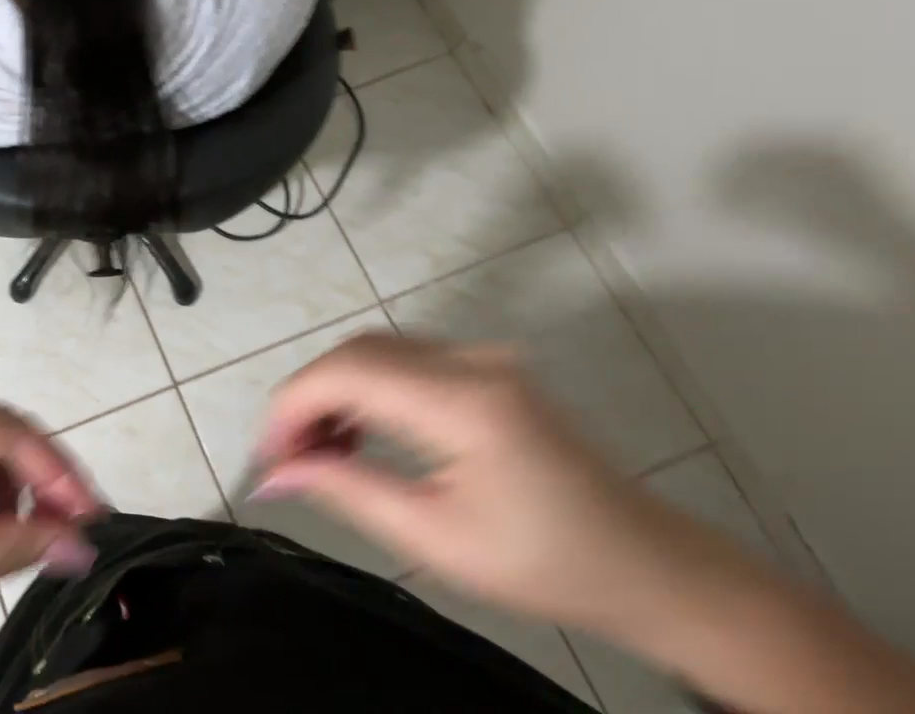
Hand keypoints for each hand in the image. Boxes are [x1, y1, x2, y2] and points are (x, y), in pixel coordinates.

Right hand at [253, 334, 733, 633]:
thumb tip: (273, 474)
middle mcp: (471, 361)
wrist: (647, 564)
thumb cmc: (544, 564)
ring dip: (332, 391)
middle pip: (355, 351)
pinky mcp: (487, 368)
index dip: (291, 406)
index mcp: (463, 402)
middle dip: (305, 398)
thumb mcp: (434, 537)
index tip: (267, 456)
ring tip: (314, 451)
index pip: (345, 373)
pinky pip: (403, 360)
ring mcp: (483, 357)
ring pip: (375, 350)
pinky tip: (357, 433)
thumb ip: (346, 491)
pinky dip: (364, 387)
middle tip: (284, 458)